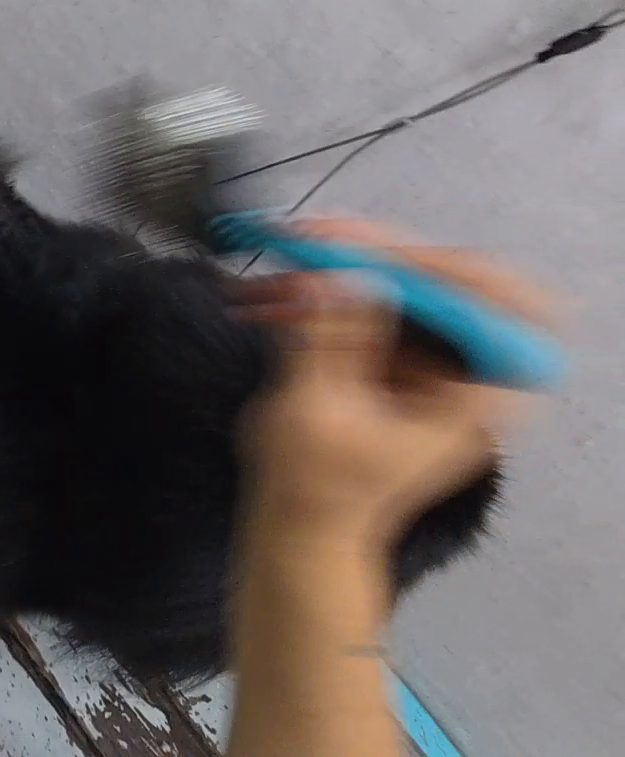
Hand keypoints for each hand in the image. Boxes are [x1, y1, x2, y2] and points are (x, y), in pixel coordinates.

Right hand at [233, 218, 554, 551]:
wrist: (297, 518)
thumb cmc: (316, 483)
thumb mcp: (317, 410)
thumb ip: (330, 342)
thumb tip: (342, 278)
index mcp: (477, 393)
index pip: (498, 307)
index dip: (438, 270)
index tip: (365, 255)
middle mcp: (459, 369)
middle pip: (442, 286)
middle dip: (371, 257)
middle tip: (308, 239)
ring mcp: (418, 361)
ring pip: (387, 292)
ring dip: (320, 276)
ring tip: (260, 276)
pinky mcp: (377, 358)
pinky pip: (351, 310)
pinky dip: (304, 299)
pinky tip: (258, 299)